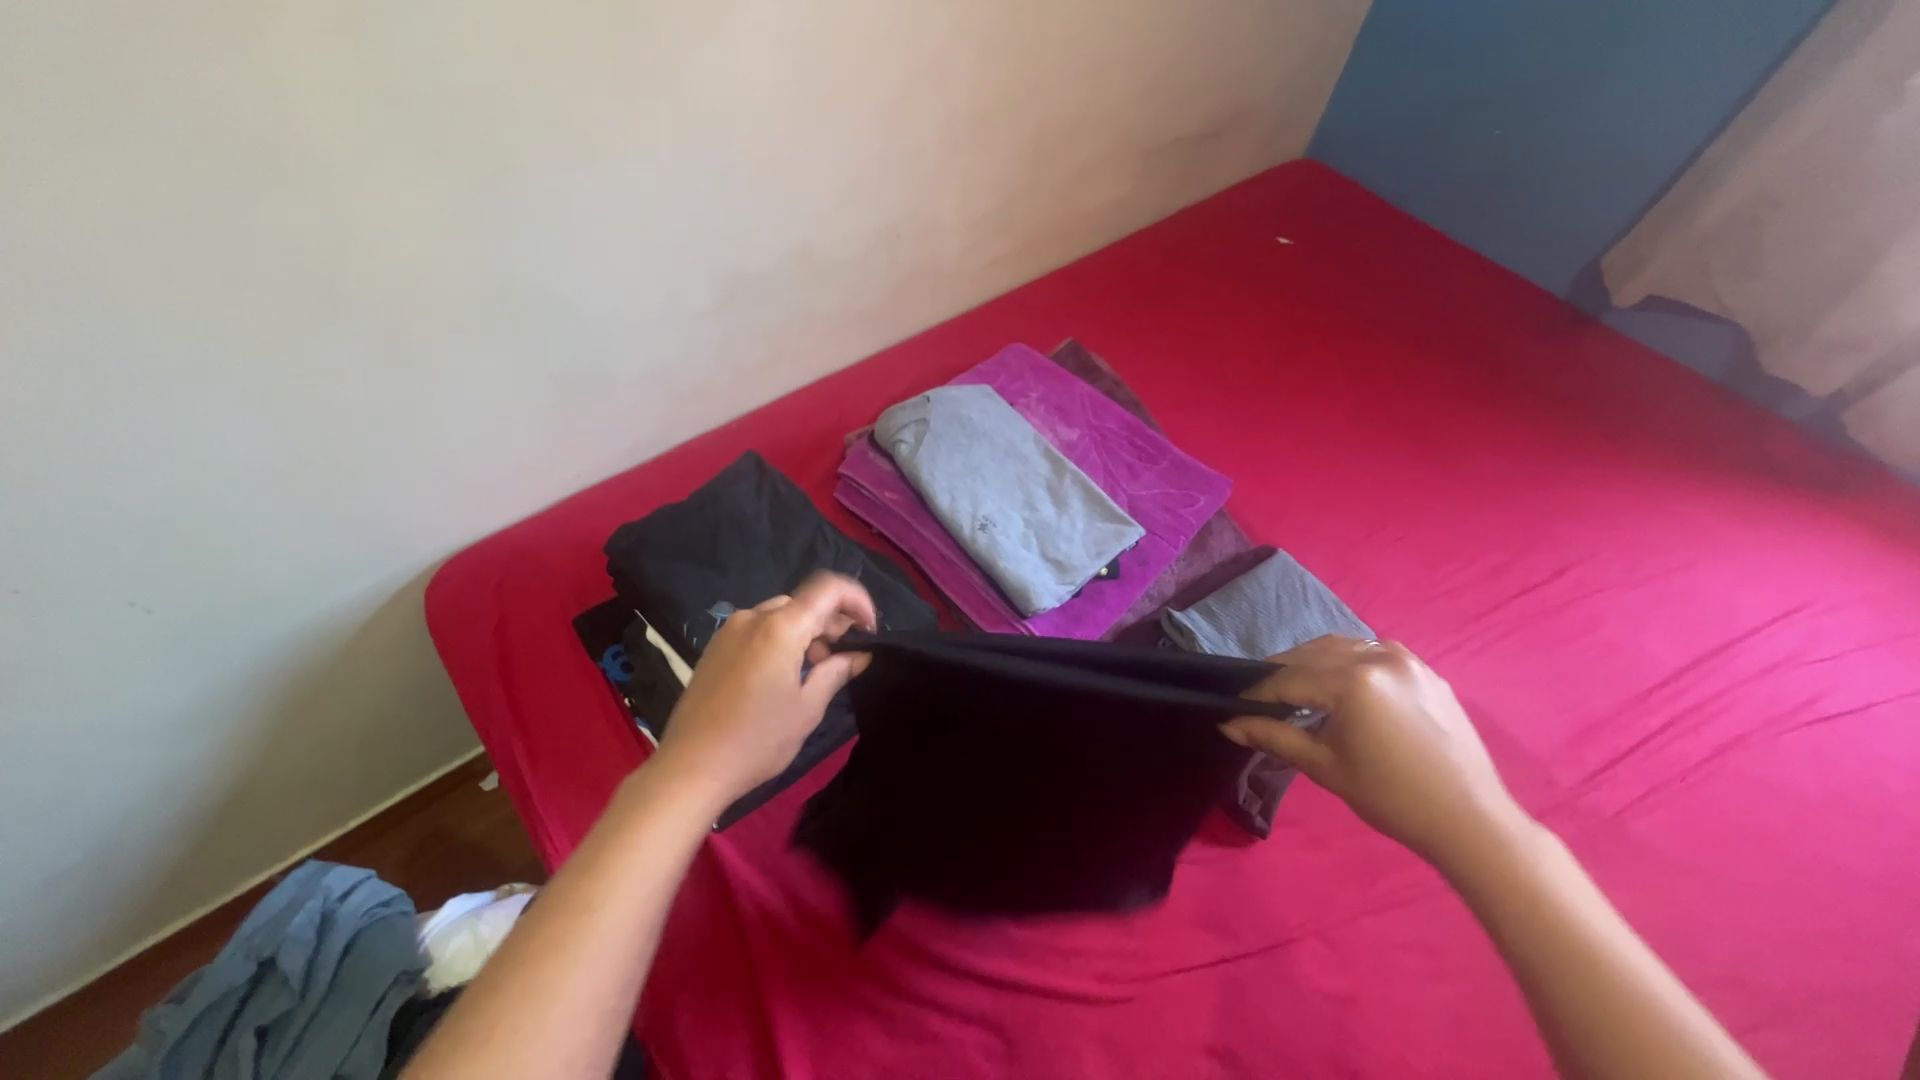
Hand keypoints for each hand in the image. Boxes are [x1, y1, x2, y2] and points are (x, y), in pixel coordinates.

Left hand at [645, 573, 875, 809]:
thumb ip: (837, 671)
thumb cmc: (757, 740)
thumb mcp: (808, 708)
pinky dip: (781, 640)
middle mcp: (753, 617)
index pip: (828, 588)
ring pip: (780, 615)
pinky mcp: (716, 647)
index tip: (870, 630)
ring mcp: (729, 631)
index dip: (857, 600)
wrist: (691, 767)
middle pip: (804, 602)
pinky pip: (758, 629)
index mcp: (780, 627)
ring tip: (815, 672)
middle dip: (832, 622)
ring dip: (806, 633)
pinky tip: (784, 676)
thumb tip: (860, 654)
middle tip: (845, 658)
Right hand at [1221, 635, 1526, 866]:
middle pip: (1313, 653)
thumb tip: (1229, 724)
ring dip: (1315, 663)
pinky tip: (1343, 689)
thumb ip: (1274, 736)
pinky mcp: (1426, 671)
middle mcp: (1379, 657)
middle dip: (1284, 673)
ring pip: (1343, 646)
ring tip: (1300, 691)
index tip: (1235, 706)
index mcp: (1353, 680)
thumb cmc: (1390, 797)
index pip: (1288, 677)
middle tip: (1264, 699)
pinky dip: (1349, 663)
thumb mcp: (1324, 766)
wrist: (1469, 820)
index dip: (1257, 692)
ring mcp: (1407, 660)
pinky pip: (1374, 652)